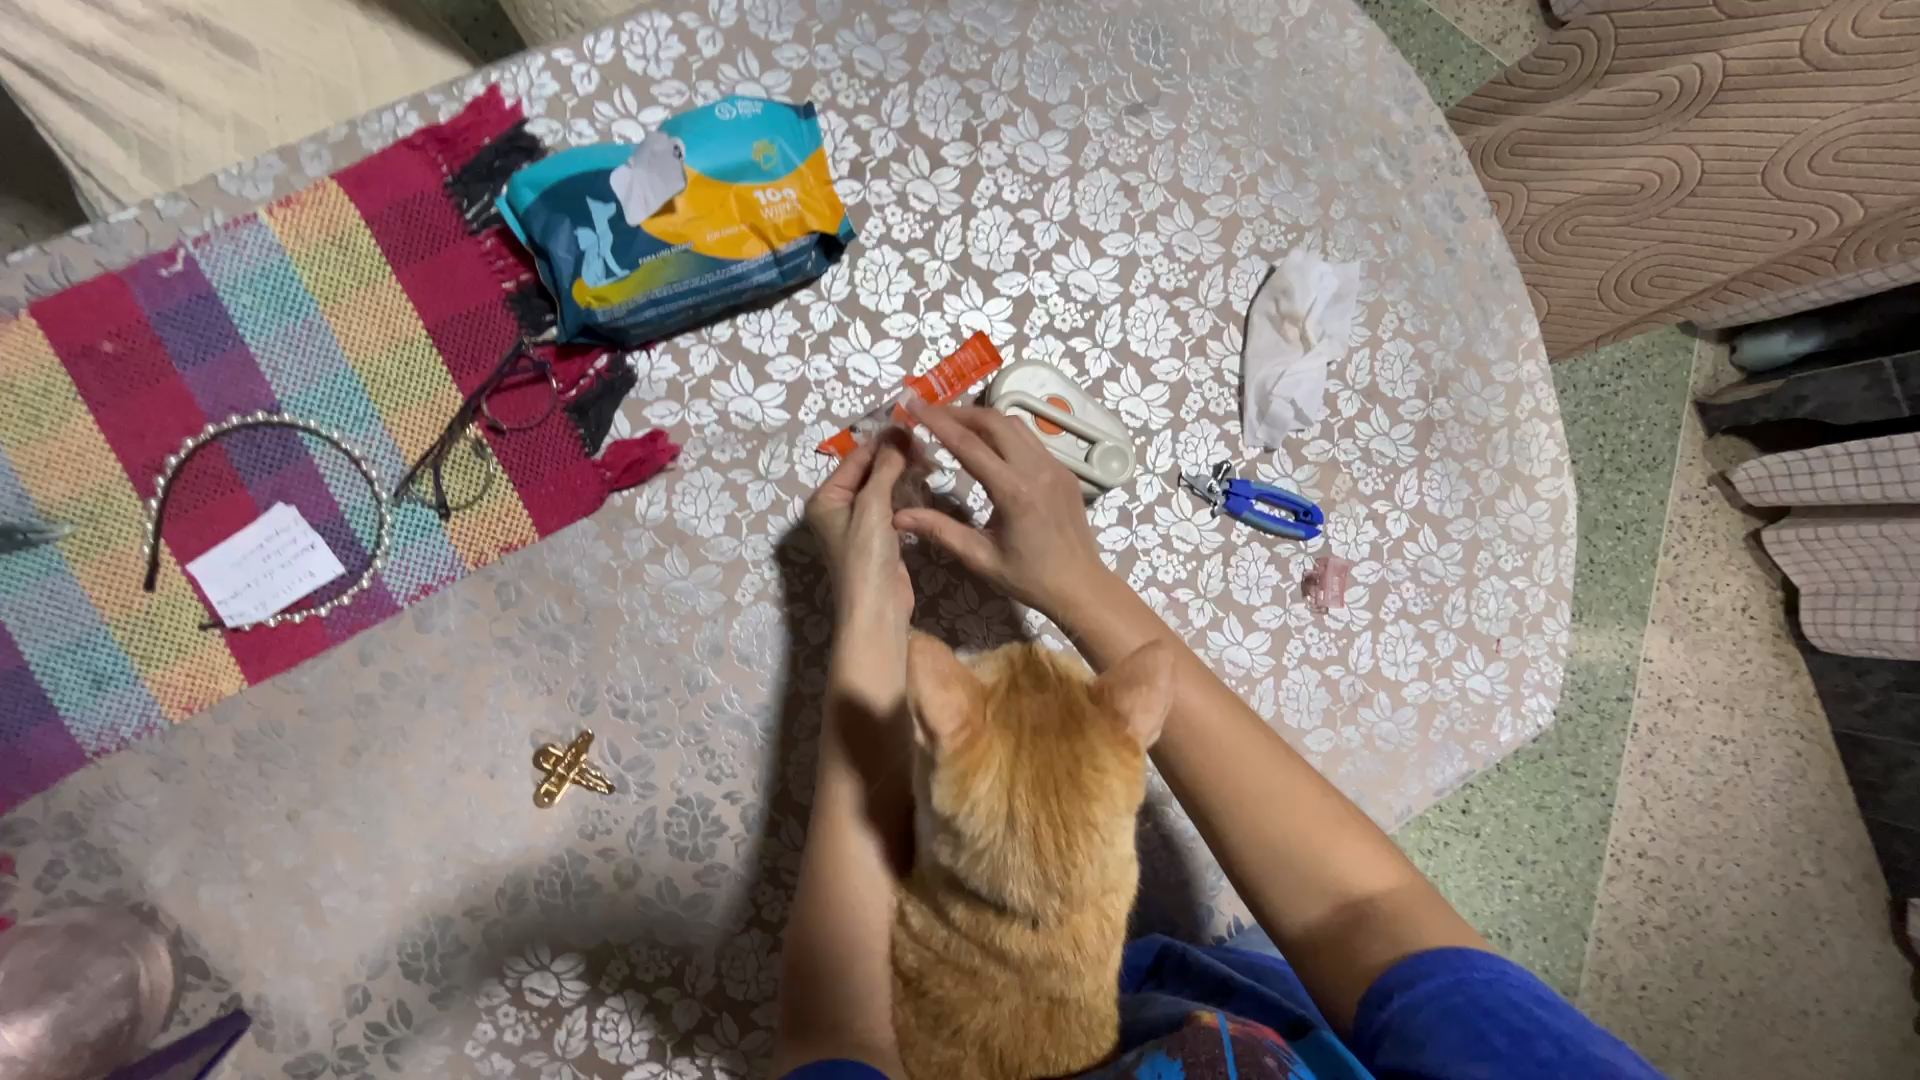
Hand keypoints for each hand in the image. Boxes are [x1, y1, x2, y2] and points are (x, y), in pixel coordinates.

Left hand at [805, 428, 915, 634]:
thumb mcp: (872, 507)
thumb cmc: (865, 556)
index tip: (909, 423)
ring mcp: (860, 524)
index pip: (854, 459)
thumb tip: (898, 432)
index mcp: (825, 499)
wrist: (877, 608)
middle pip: (869, 472)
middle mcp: (839, 508)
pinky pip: (893, 507)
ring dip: (903, 475)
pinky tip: (926, 483)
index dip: (881, 441)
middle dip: (894, 457)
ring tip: (930, 458)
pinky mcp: (880, 538)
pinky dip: (907, 495)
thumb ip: (885, 468)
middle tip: (925, 442)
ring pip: (883, 489)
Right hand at [893, 398, 1109, 620]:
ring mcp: (1054, 466)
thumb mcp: (980, 557)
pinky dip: (1004, 433)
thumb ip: (940, 530)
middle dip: (959, 413)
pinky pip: (1031, 439)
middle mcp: (1036, 469)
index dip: (937, 421)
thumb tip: (898, 516)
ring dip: (983, 419)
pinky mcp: (1064, 471)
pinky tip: (988, 444)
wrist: (1080, 585)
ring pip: (1015, 425)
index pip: (968, 444)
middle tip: (931, 414)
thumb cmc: (1028, 578)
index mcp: (1013, 492)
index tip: (914, 405)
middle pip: (993, 421)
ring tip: (956, 424)